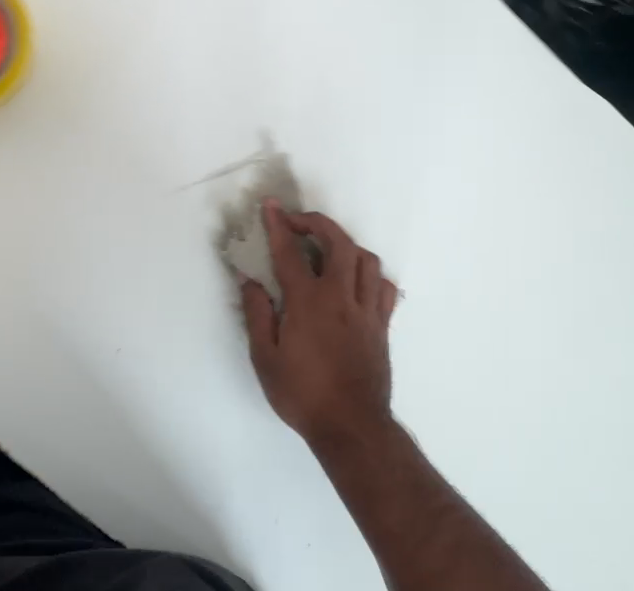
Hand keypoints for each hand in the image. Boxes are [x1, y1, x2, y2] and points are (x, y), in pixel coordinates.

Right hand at [242, 200, 399, 451]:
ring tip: (326, 249)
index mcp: (308, 302)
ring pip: (366, 259)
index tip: (270, 205)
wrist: (352, 428)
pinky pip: (384, 287)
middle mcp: (340, 297)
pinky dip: (370, 274)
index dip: (278, 224)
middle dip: (317, 222)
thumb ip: (256, 313)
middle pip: (338, 242)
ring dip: (345, 244)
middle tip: (297, 222)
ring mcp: (367, 310)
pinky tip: (356, 280)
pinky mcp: (382, 326)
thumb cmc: (302, 394)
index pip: (290, 251)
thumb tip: (250, 281)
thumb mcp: (264, 358)